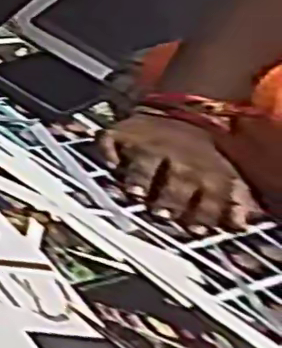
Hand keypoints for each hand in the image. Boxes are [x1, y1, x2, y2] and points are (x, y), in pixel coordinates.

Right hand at [99, 112, 256, 231]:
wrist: (172, 117)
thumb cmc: (197, 157)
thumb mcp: (222, 176)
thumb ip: (229, 202)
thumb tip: (237, 226)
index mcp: (210, 172)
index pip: (210, 196)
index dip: (204, 214)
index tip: (196, 230)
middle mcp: (179, 159)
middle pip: (177, 181)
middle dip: (170, 198)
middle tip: (160, 214)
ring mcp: (145, 144)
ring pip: (144, 162)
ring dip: (140, 178)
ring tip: (134, 192)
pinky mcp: (117, 133)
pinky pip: (111, 143)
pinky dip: (110, 154)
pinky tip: (111, 165)